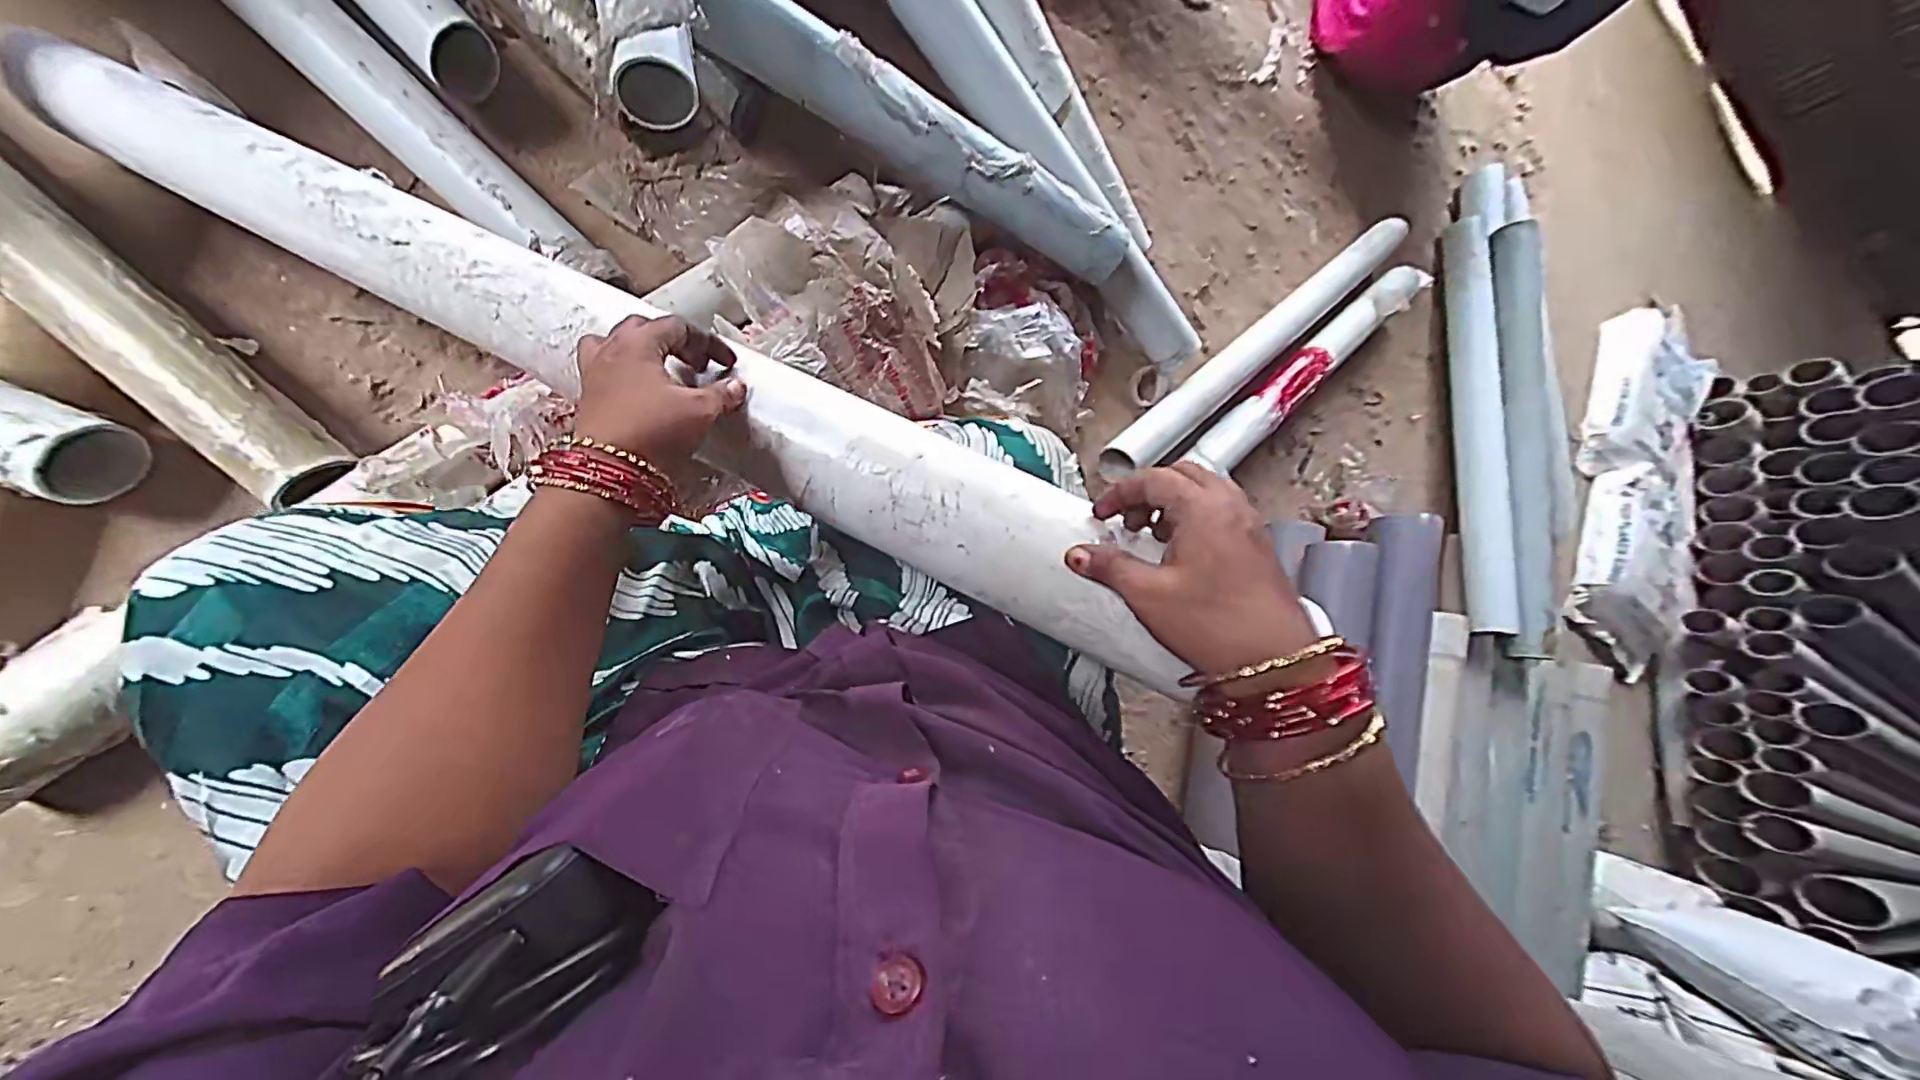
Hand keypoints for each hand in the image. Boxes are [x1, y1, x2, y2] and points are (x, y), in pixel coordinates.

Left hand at [573, 315, 744, 464]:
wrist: (611, 468)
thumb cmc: (653, 430)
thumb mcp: (699, 410)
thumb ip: (721, 394)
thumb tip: (736, 386)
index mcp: (637, 343)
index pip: (677, 326)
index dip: (707, 342)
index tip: (725, 362)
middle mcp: (610, 350)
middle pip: (644, 329)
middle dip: (675, 342)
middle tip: (696, 364)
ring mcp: (594, 372)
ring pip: (616, 345)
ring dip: (642, 351)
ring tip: (661, 370)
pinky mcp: (589, 397)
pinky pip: (606, 370)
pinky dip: (625, 372)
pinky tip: (641, 391)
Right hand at [1066, 463, 1321, 678]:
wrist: (1274, 661)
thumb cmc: (1222, 628)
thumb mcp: (1148, 594)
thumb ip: (1110, 567)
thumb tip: (1082, 555)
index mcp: (1203, 509)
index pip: (1153, 479)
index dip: (1119, 493)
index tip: (1103, 512)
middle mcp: (1231, 509)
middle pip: (1181, 475)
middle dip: (1147, 491)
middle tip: (1125, 517)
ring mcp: (1249, 526)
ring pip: (1205, 491)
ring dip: (1172, 503)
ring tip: (1150, 534)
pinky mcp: (1257, 547)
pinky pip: (1222, 513)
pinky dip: (1194, 518)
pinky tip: (1179, 553)